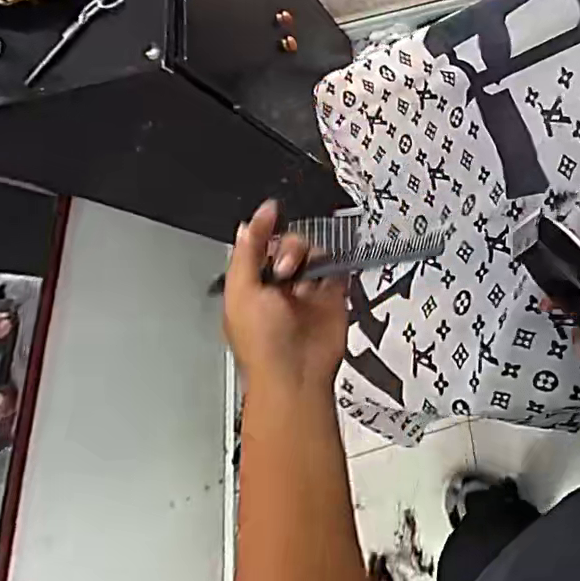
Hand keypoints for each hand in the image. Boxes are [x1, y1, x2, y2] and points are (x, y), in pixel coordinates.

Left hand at [224, 200, 349, 398]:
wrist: (297, 371)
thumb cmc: (263, 344)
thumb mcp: (242, 293)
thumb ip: (246, 255)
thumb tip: (250, 223)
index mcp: (250, 284)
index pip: (258, 244)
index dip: (265, 227)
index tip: (272, 209)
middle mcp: (278, 284)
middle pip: (289, 244)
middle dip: (289, 249)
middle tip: (285, 267)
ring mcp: (307, 289)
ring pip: (314, 252)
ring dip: (309, 259)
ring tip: (304, 280)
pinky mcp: (333, 294)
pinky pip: (338, 267)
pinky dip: (333, 267)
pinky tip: (323, 280)